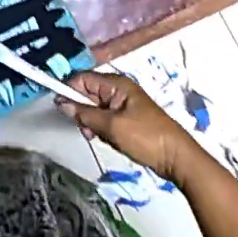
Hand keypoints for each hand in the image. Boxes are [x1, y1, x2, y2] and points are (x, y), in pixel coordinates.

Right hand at [57, 71, 198, 182]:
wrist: (177, 158)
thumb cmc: (145, 137)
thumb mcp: (111, 126)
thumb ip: (84, 114)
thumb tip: (61, 103)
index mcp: (116, 84)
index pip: (83, 78)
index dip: (69, 90)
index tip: (61, 109)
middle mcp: (119, 89)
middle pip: (87, 92)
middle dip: (82, 110)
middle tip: (87, 130)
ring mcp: (123, 104)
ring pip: (94, 107)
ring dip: (91, 122)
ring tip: (99, 137)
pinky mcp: (127, 118)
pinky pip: (105, 118)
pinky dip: (101, 128)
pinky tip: (107, 139)